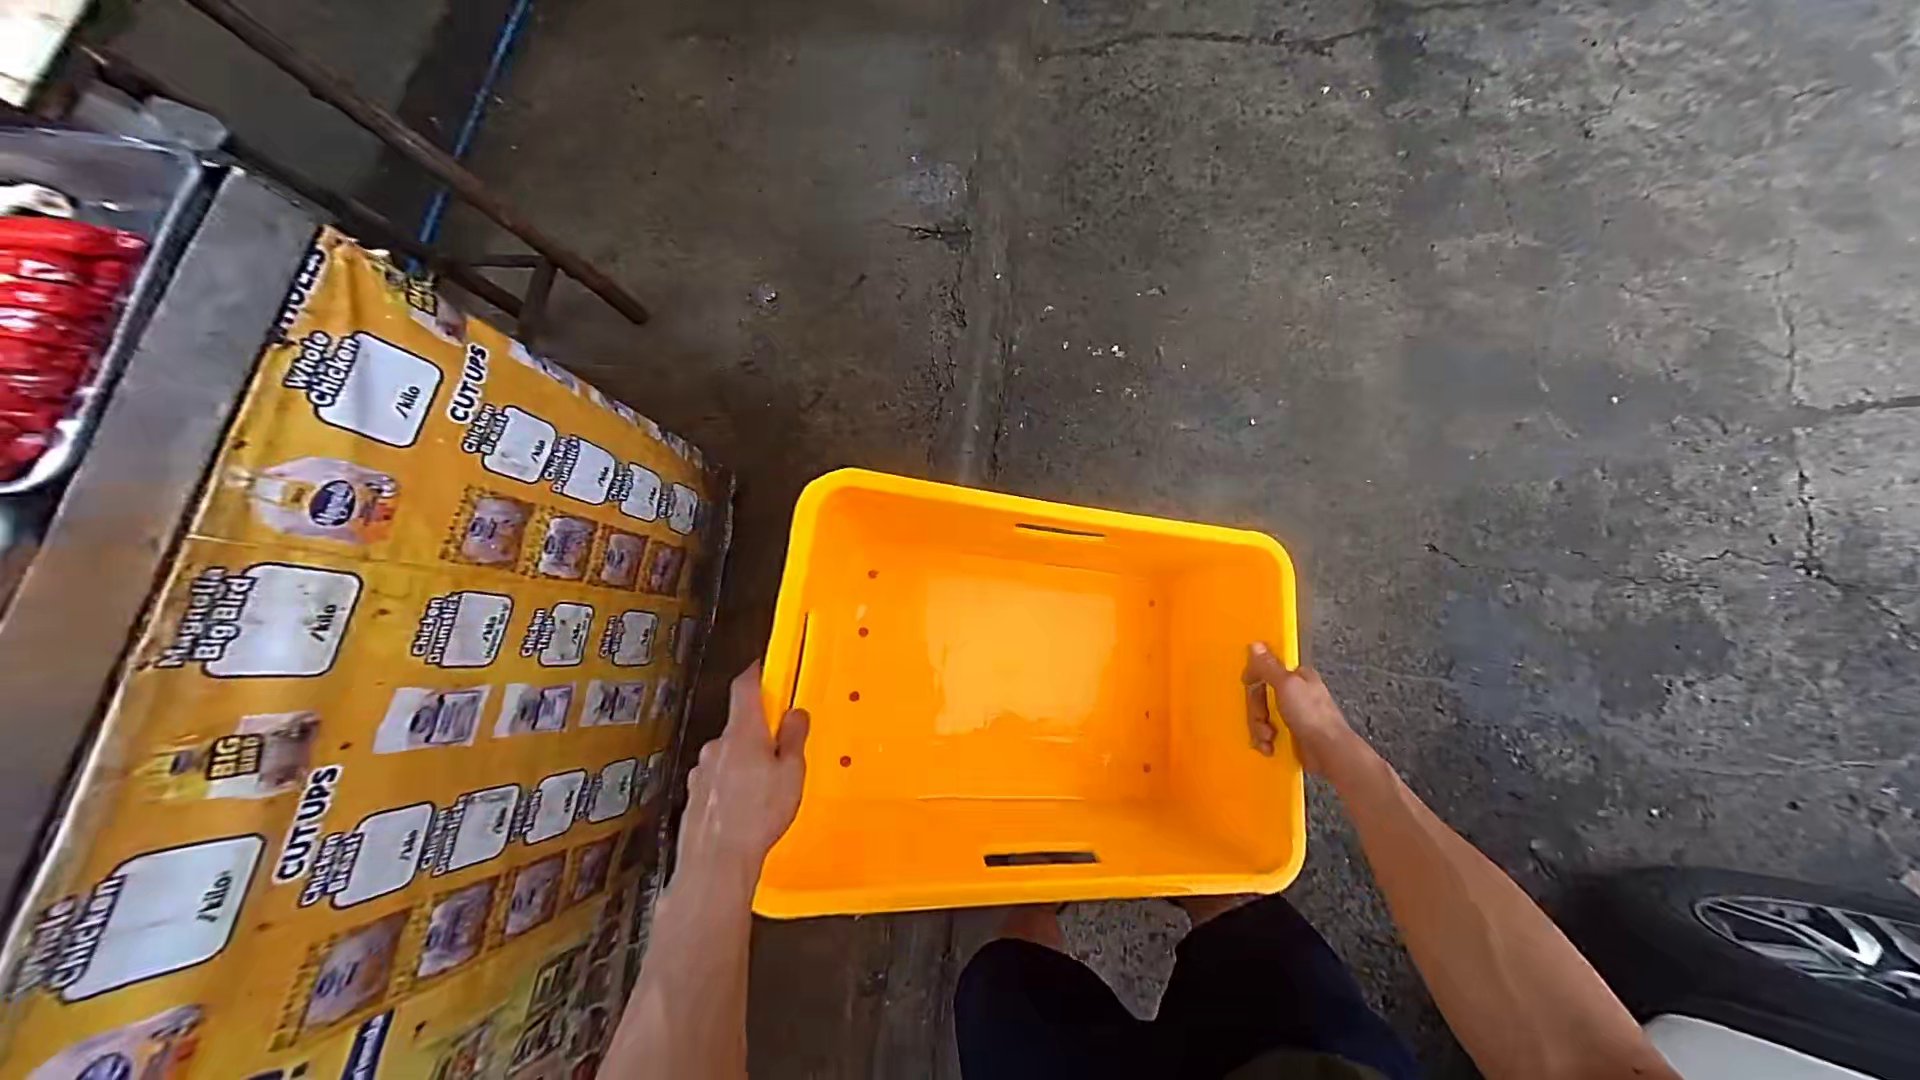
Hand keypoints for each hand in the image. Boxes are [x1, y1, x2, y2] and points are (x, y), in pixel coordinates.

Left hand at [676, 662, 809, 879]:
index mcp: (743, 732)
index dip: (756, 672)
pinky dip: (732, 780)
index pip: (745, 686)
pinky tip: (745, 804)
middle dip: (760, 728)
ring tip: (765, 785)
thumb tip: (795, 714)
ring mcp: (701, 769)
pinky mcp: (694, 794)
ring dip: (745, 758)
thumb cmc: (758, 815)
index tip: (766, 667)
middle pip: (739, 722)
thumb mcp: (791, 773)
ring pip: (728, 752)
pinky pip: (718, 776)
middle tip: (782, 745)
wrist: (715, 862)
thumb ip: (794, 738)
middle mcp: (717, 745)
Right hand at [1242, 642, 1362, 774]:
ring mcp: (1292, 715)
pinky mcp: (1290, 734)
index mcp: (1297, 677)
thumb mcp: (1286, 685)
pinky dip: (1266, 741)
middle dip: (1257, 712)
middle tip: (1262, 720)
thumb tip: (1256, 644)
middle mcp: (1295, 693)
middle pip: (1260, 696)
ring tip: (1268, 738)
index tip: (1248, 686)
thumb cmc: (1312, 716)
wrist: (1329, 753)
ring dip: (1260, 729)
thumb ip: (1268, 666)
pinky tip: (1270, 747)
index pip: (1265, 670)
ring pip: (1262, 716)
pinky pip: (1267, 732)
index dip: (1254, 680)